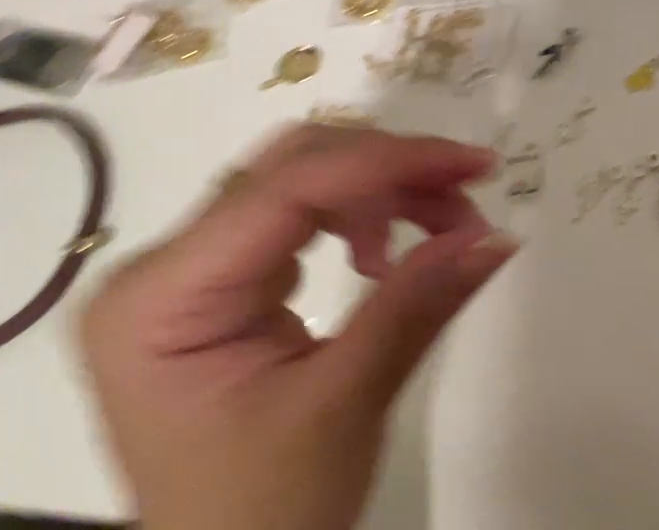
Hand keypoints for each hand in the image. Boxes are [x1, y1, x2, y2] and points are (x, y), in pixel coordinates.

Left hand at [80, 125, 516, 529]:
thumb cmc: (264, 507)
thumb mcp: (344, 404)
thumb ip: (416, 306)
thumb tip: (498, 235)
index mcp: (161, 298)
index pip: (286, 189)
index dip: (390, 163)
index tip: (477, 164)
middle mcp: (163, 269)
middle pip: (291, 169)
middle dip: (391, 171)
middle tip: (468, 197)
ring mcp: (192, 276)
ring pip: (305, 184)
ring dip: (386, 191)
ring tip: (446, 231)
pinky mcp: (226, 288)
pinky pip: (303, 219)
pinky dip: (366, 218)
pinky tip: (391, 255)